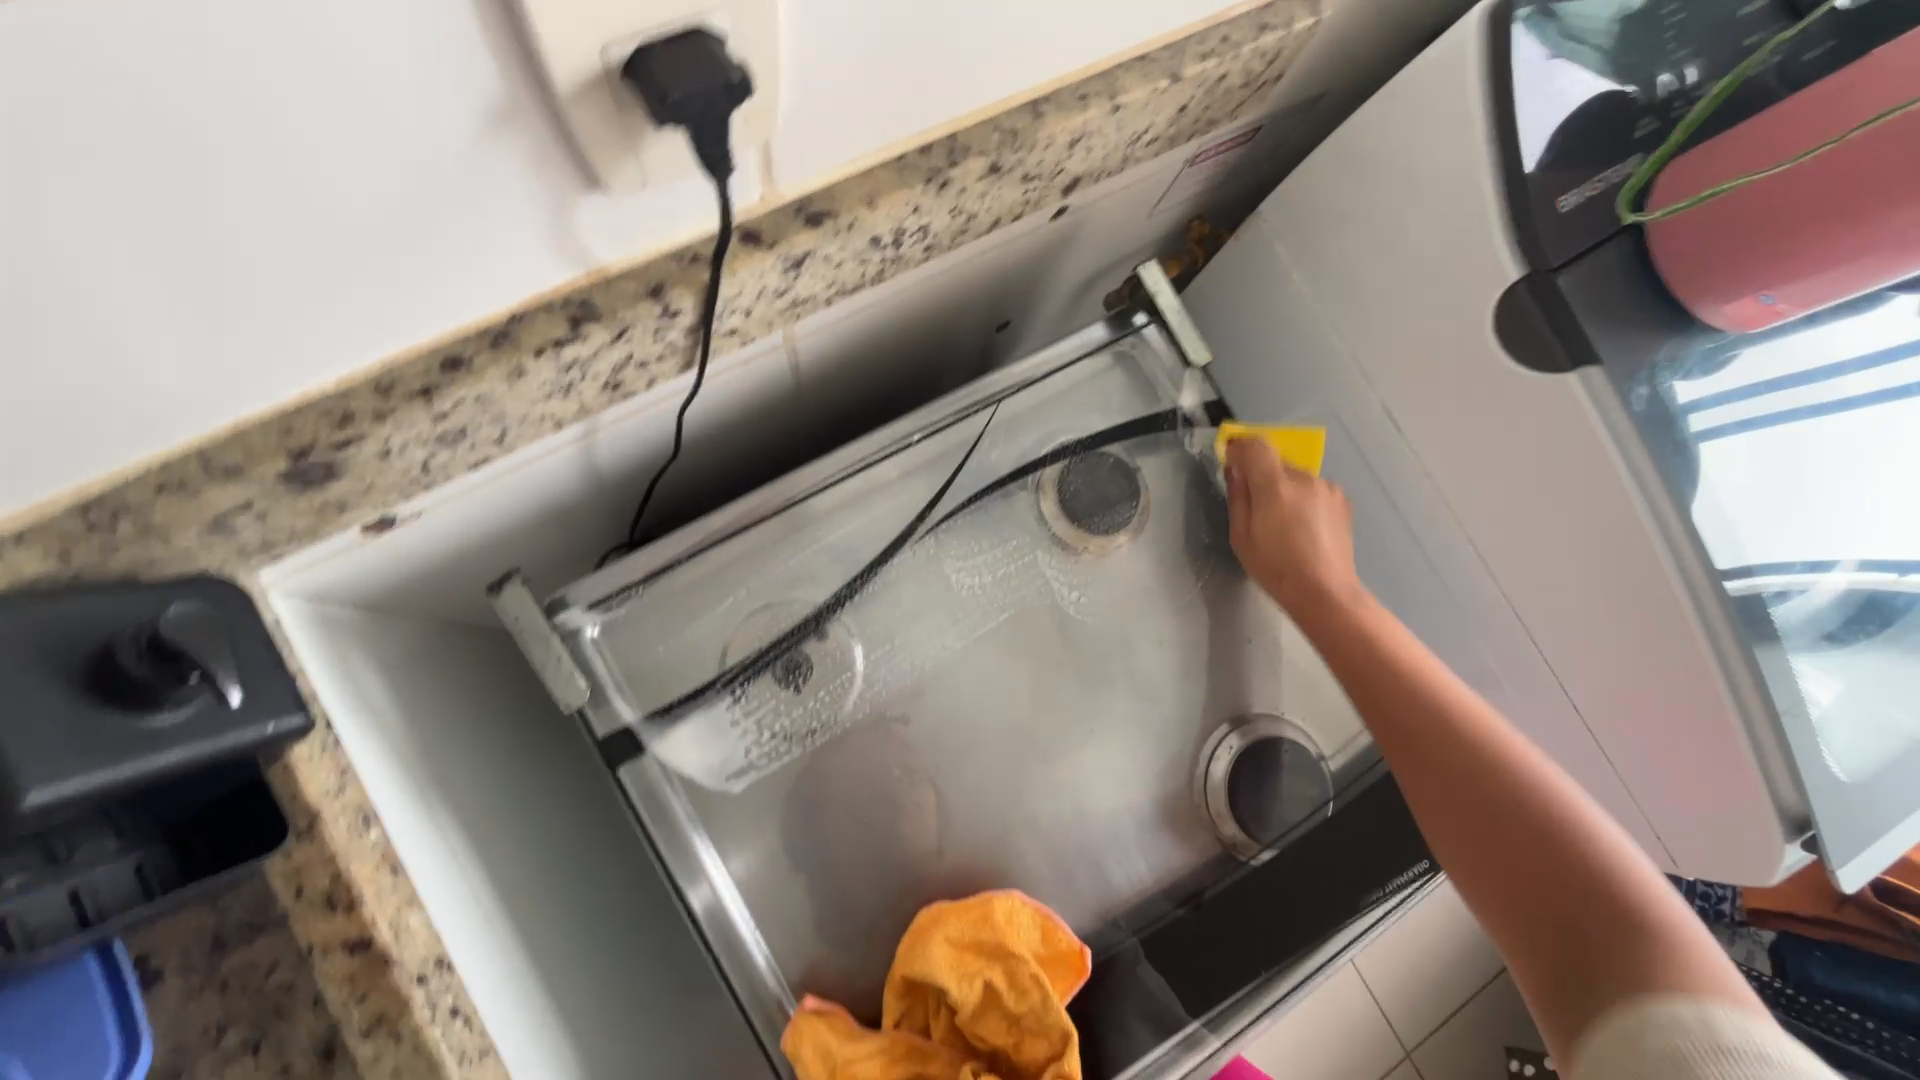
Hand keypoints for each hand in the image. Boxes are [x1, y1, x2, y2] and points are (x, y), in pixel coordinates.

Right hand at [1223, 437, 1367, 620]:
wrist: (1325, 591)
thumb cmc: (1275, 568)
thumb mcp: (1241, 536)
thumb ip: (1238, 497)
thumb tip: (1236, 470)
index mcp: (1276, 486)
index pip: (1256, 446)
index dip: (1239, 446)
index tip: (1230, 458)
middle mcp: (1304, 478)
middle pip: (1275, 462)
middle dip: (1261, 474)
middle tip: (1255, 505)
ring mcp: (1327, 487)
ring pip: (1296, 476)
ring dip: (1284, 488)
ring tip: (1283, 522)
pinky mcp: (1341, 499)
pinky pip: (1313, 489)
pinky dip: (1303, 498)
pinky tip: (1303, 527)